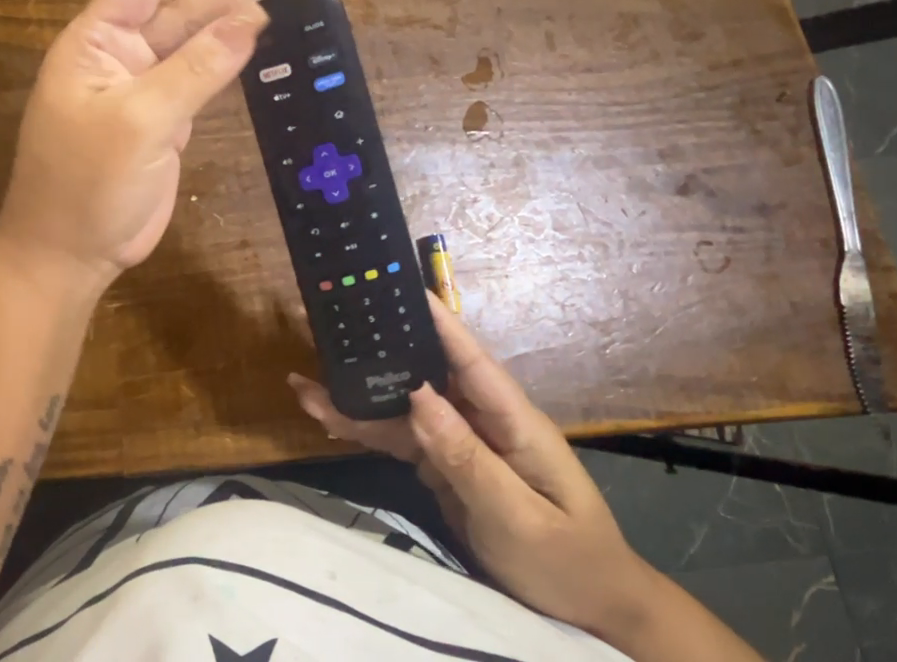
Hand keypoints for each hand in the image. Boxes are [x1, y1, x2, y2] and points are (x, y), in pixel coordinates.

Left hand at [0, 0, 303, 282]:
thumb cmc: (84, 184)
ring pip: (199, 43)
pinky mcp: (164, 121)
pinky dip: (233, 62)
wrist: (70, 252)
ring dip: (241, 18)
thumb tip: (248, 22)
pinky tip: (262, 39)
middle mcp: (120, 56)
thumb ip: (194, 70)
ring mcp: (144, 90)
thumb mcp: (138, 121)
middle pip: (185, 7)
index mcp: (96, 42)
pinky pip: (203, 80)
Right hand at [288, 298, 658, 640]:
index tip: (399, 287)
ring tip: (303, 388)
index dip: (437, 322)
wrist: (592, 609)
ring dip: (358, 401)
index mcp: (513, 421)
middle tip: (326, 333)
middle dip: (379, 356)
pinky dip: (366, 432)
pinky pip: (402, 442)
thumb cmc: (566, 561)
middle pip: (426, 378)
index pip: (471, 360)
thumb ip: (467, 458)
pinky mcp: (448, 469)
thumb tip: (418, 395)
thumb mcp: (518, 516)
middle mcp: (484, 422)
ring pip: (404, 412)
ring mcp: (464, 445)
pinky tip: (329, 421)